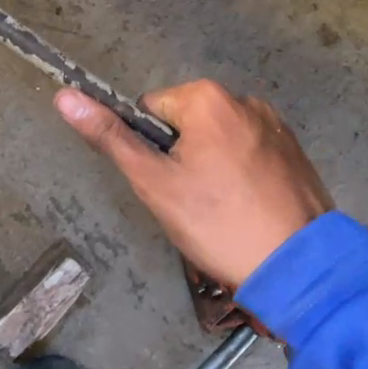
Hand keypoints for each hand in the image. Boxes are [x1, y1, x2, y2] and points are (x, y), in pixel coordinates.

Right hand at [54, 80, 331, 288]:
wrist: (302, 273)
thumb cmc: (218, 223)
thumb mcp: (154, 182)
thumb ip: (109, 136)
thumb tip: (64, 96)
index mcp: (207, 98)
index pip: (150, 110)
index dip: (150, 149)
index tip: (166, 184)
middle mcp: (244, 99)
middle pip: (186, 123)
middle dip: (181, 156)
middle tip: (191, 202)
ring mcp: (276, 126)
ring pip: (218, 140)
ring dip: (212, 165)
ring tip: (222, 210)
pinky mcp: (297, 153)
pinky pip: (250, 153)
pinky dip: (241, 175)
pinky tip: (248, 209)